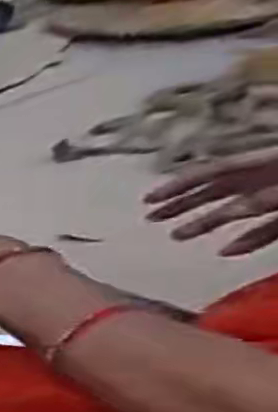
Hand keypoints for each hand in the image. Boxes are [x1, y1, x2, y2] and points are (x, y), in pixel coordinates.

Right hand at [145, 147, 277, 255]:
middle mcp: (270, 176)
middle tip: (151, 219)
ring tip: (176, 237)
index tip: (146, 200)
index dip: (180, 184)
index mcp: (269, 160)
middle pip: (221, 188)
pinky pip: (269, 226)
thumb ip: (257, 189)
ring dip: (206, 223)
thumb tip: (232, 199)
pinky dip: (248, 240)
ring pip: (240, 208)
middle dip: (184, 204)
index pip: (216, 170)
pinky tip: (225, 251)